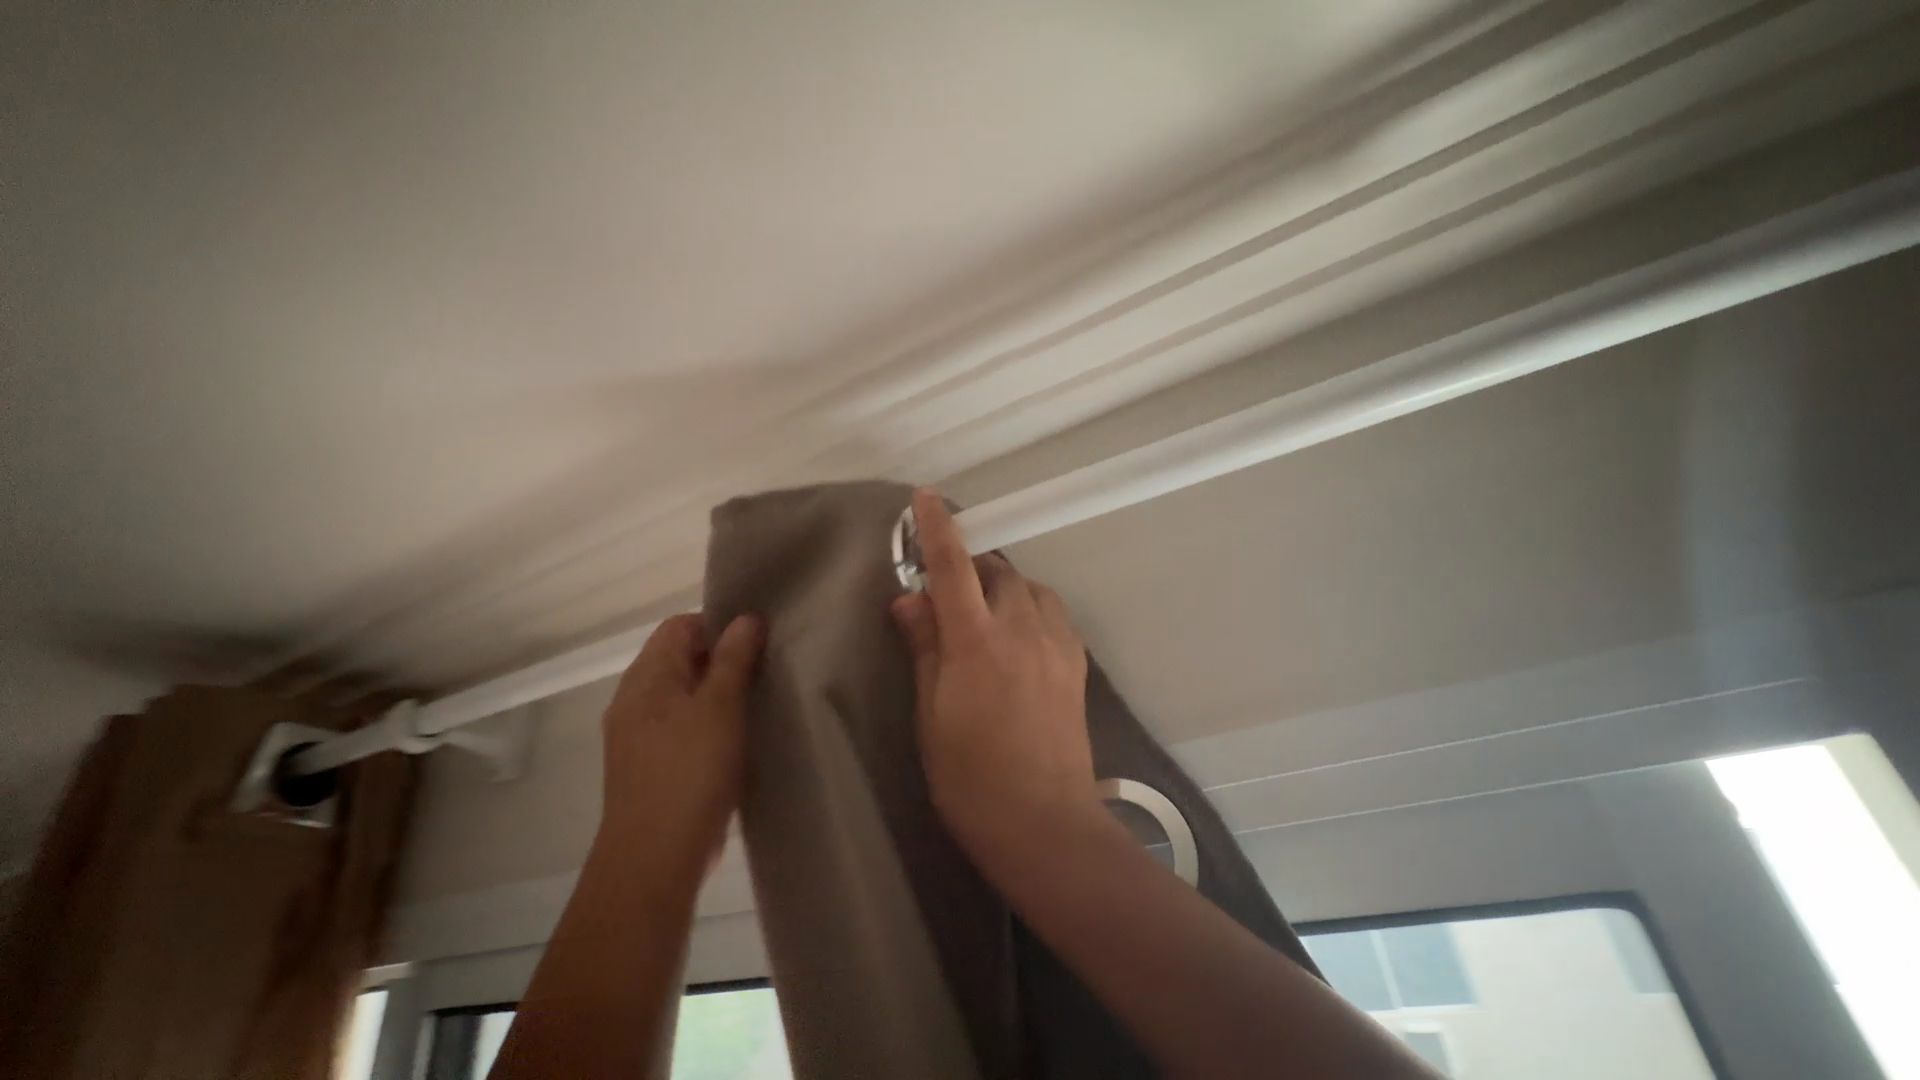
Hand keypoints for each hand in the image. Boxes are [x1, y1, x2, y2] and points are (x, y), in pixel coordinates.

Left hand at [599, 612, 764, 872]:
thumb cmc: (691, 770)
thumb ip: (734, 658)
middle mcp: (633, 699)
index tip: (757, 644)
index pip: (680, 626)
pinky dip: (707, 729)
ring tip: (755, 708)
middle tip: (764, 674)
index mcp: (646, 677)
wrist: (655, 856)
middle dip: (721, 661)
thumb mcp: (721, 706)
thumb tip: (747, 618)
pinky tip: (735, 746)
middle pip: (679, 660)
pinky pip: (680, 731)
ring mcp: (636, 737)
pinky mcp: (648, 768)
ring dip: (716, 698)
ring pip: (682, 698)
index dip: (719, 626)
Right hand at [891, 488, 1101, 871]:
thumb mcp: (931, 715)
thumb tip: (908, 599)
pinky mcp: (1077, 665)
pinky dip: (1029, 609)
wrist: (1044, 824)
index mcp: (977, 641)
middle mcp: (1023, 629)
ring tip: (982, 613)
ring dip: (1002, 586)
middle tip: (945, 591)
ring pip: (1029, 588)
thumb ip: (924, 648)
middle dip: (970, 566)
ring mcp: (1058, 645)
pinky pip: (1052, 614)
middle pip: (997, 570)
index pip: (953, 567)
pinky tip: (1017, 637)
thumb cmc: (971, 778)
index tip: (926, 498)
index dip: (937, 528)